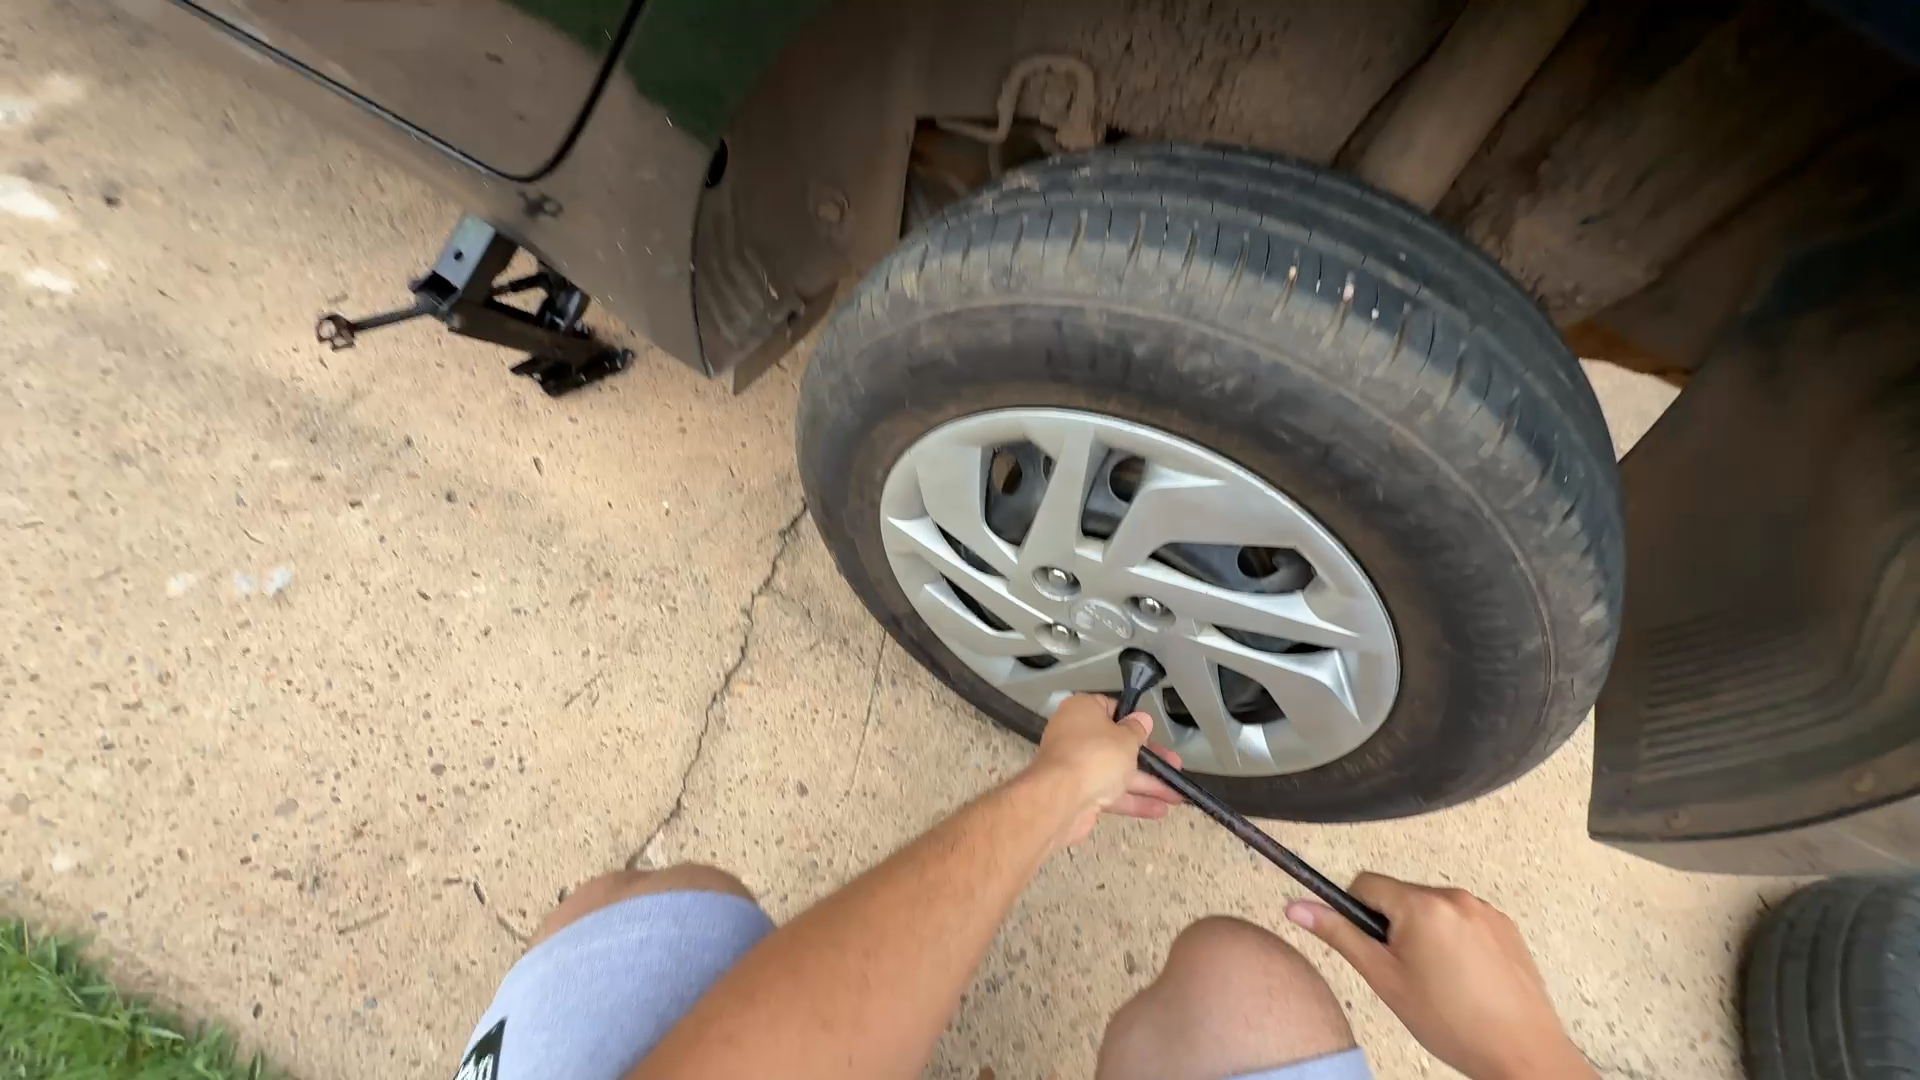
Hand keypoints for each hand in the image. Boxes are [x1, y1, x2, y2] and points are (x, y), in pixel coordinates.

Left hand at [1029, 693, 1183, 846]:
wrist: (1062, 798)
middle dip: (1149, 759)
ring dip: (1147, 783)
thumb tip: (1141, 718)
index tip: (1151, 732)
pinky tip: (1160, 809)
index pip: (1110, 708)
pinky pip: (1111, 792)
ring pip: (1117, 771)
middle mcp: (1076, 734)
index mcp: (1082, 710)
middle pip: (1117, 744)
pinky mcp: (1080, 792)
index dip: (1132, 721)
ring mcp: (1077, 765)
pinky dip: (1133, 799)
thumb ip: (1137, 729)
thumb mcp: (1126, 738)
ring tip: (1176, 795)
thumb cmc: (1096, 755)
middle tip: (1174, 766)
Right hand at [1287, 874, 1594, 1079]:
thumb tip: (1295, 906)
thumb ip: (1339, 934)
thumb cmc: (1452, 1022)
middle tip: (1405, 972)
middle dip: (1393, 926)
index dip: (1358, 914)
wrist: (1527, 1059)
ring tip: (1437, 979)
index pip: (1365, 884)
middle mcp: (1454, 896)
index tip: (1372, 948)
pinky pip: (1461, 918)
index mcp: (1421, 905)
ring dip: (1423, 932)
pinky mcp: (1507, 927)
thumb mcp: (1384, 978)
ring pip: (1429, 908)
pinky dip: (1453, 938)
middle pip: (1399, 896)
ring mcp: (1485, 910)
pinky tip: (1463, 978)